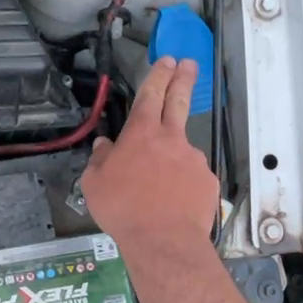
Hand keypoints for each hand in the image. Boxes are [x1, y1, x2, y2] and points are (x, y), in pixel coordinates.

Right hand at [81, 57, 219, 253]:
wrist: (164, 241)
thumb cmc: (123, 209)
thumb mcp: (95, 183)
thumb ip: (100, 159)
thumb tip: (105, 146)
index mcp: (141, 134)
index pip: (151, 94)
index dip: (159, 74)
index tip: (167, 60)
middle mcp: (171, 139)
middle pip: (178, 101)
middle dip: (183, 79)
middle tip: (189, 64)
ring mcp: (193, 160)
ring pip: (182, 149)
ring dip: (173, 156)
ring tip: (159, 185)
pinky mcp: (208, 181)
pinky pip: (191, 177)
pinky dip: (183, 183)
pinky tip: (174, 201)